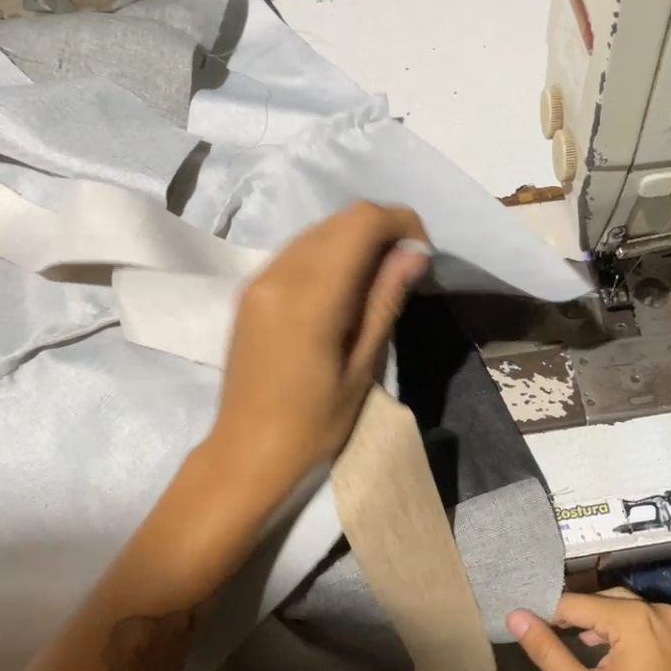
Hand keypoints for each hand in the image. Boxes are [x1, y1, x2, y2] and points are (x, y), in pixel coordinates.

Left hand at [210, 201, 430, 484]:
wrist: (248, 450)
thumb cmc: (314, 424)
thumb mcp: (362, 369)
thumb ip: (385, 302)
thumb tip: (415, 253)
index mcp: (310, 297)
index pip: (361, 222)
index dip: (400, 224)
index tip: (423, 256)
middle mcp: (279, 274)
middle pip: (340, 219)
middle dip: (381, 231)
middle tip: (406, 272)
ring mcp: (259, 280)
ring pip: (317, 232)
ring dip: (354, 242)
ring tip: (378, 284)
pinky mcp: (250, 292)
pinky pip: (296, 253)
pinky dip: (328, 257)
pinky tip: (343, 293)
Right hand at [507, 589, 670, 670]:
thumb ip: (548, 652)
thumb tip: (516, 617)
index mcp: (635, 620)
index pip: (576, 604)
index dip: (545, 614)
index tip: (521, 627)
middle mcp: (657, 610)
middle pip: (600, 600)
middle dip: (570, 616)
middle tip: (539, 636)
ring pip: (619, 607)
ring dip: (592, 621)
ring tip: (563, 641)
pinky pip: (638, 619)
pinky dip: (615, 628)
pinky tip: (596, 647)